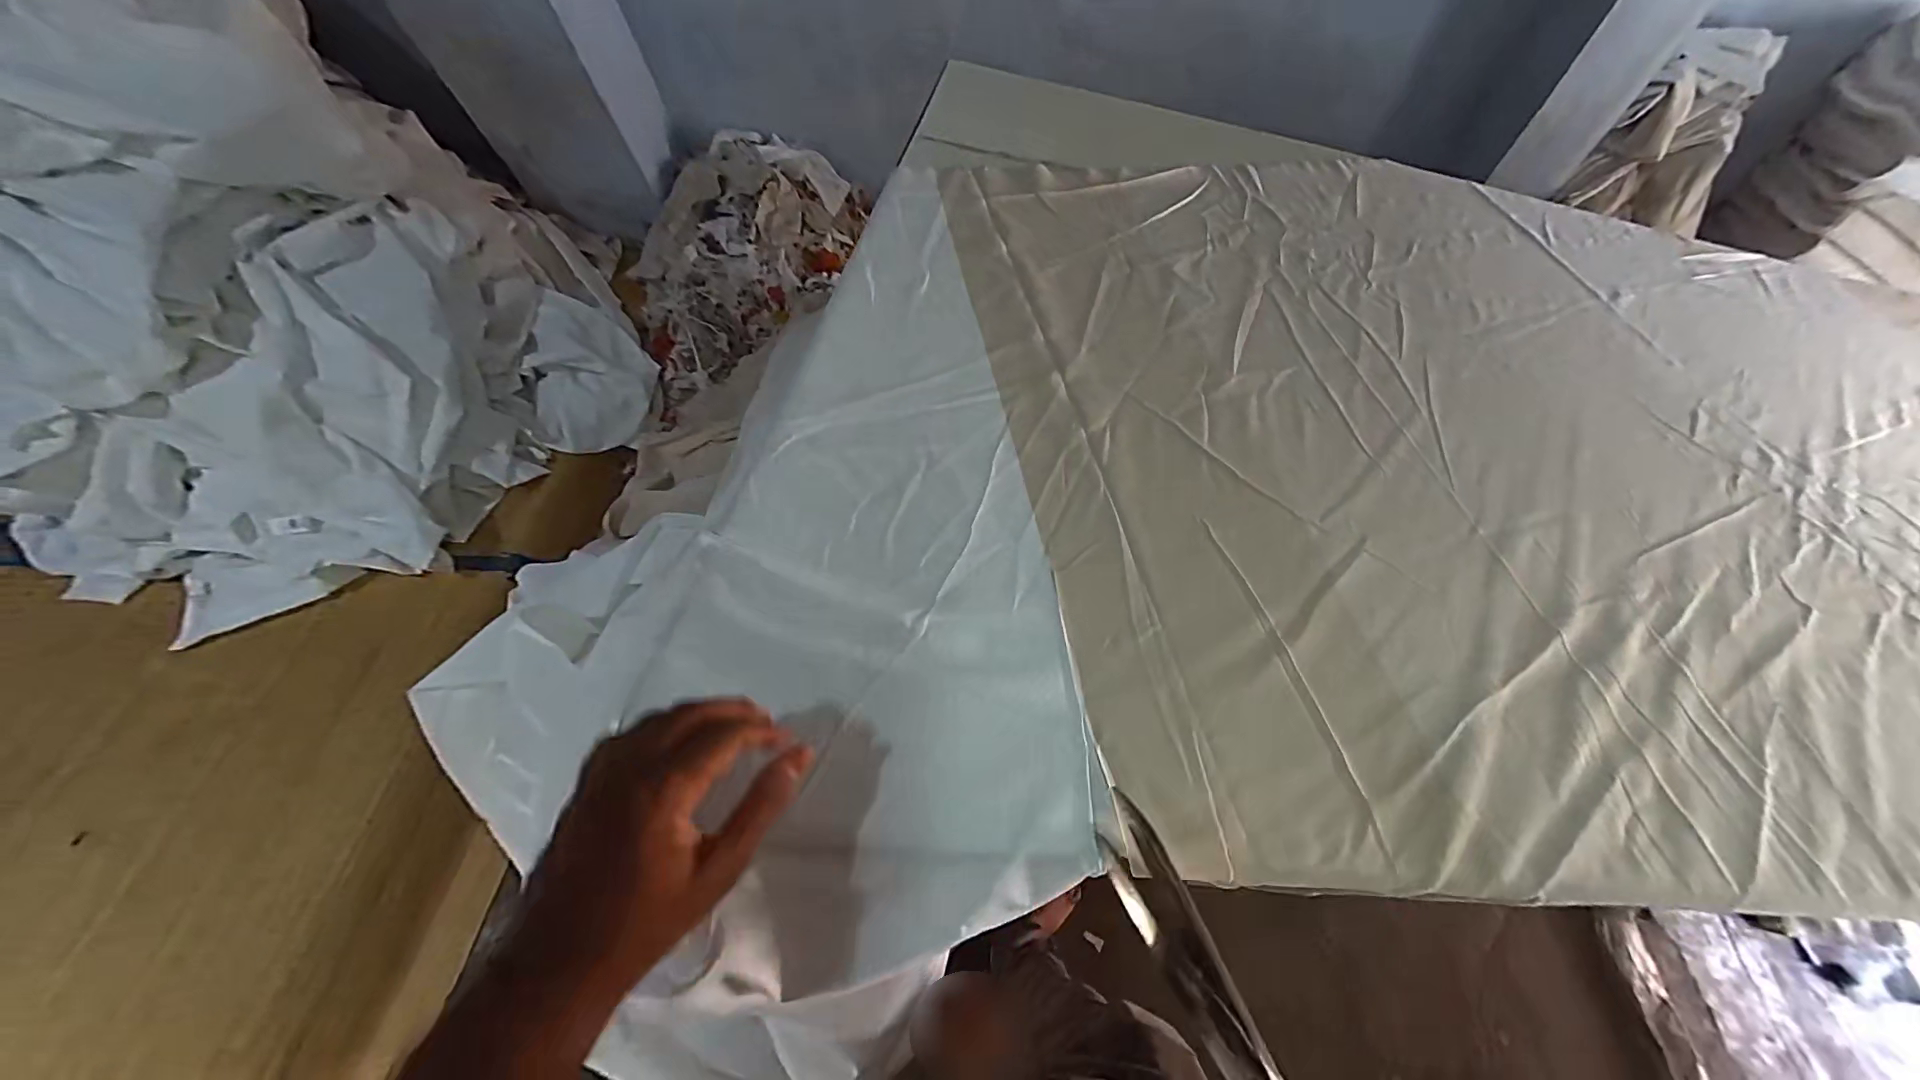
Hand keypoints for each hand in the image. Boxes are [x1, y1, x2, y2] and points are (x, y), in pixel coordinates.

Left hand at [402, 698, 812, 1078]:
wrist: (558, 962)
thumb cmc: (647, 923)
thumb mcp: (719, 870)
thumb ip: (760, 807)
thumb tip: (797, 758)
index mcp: (663, 787)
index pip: (723, 735)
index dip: (761, 730)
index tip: (787, 739)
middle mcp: (630, 765)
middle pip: (691, 714)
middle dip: (735, 712)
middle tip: (768, 725)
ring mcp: (602, 770)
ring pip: (661, 717)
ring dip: (702, 714)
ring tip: (733, 728)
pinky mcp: (586, 780)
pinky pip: (634, 732)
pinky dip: (667, 725)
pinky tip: (680, 742)